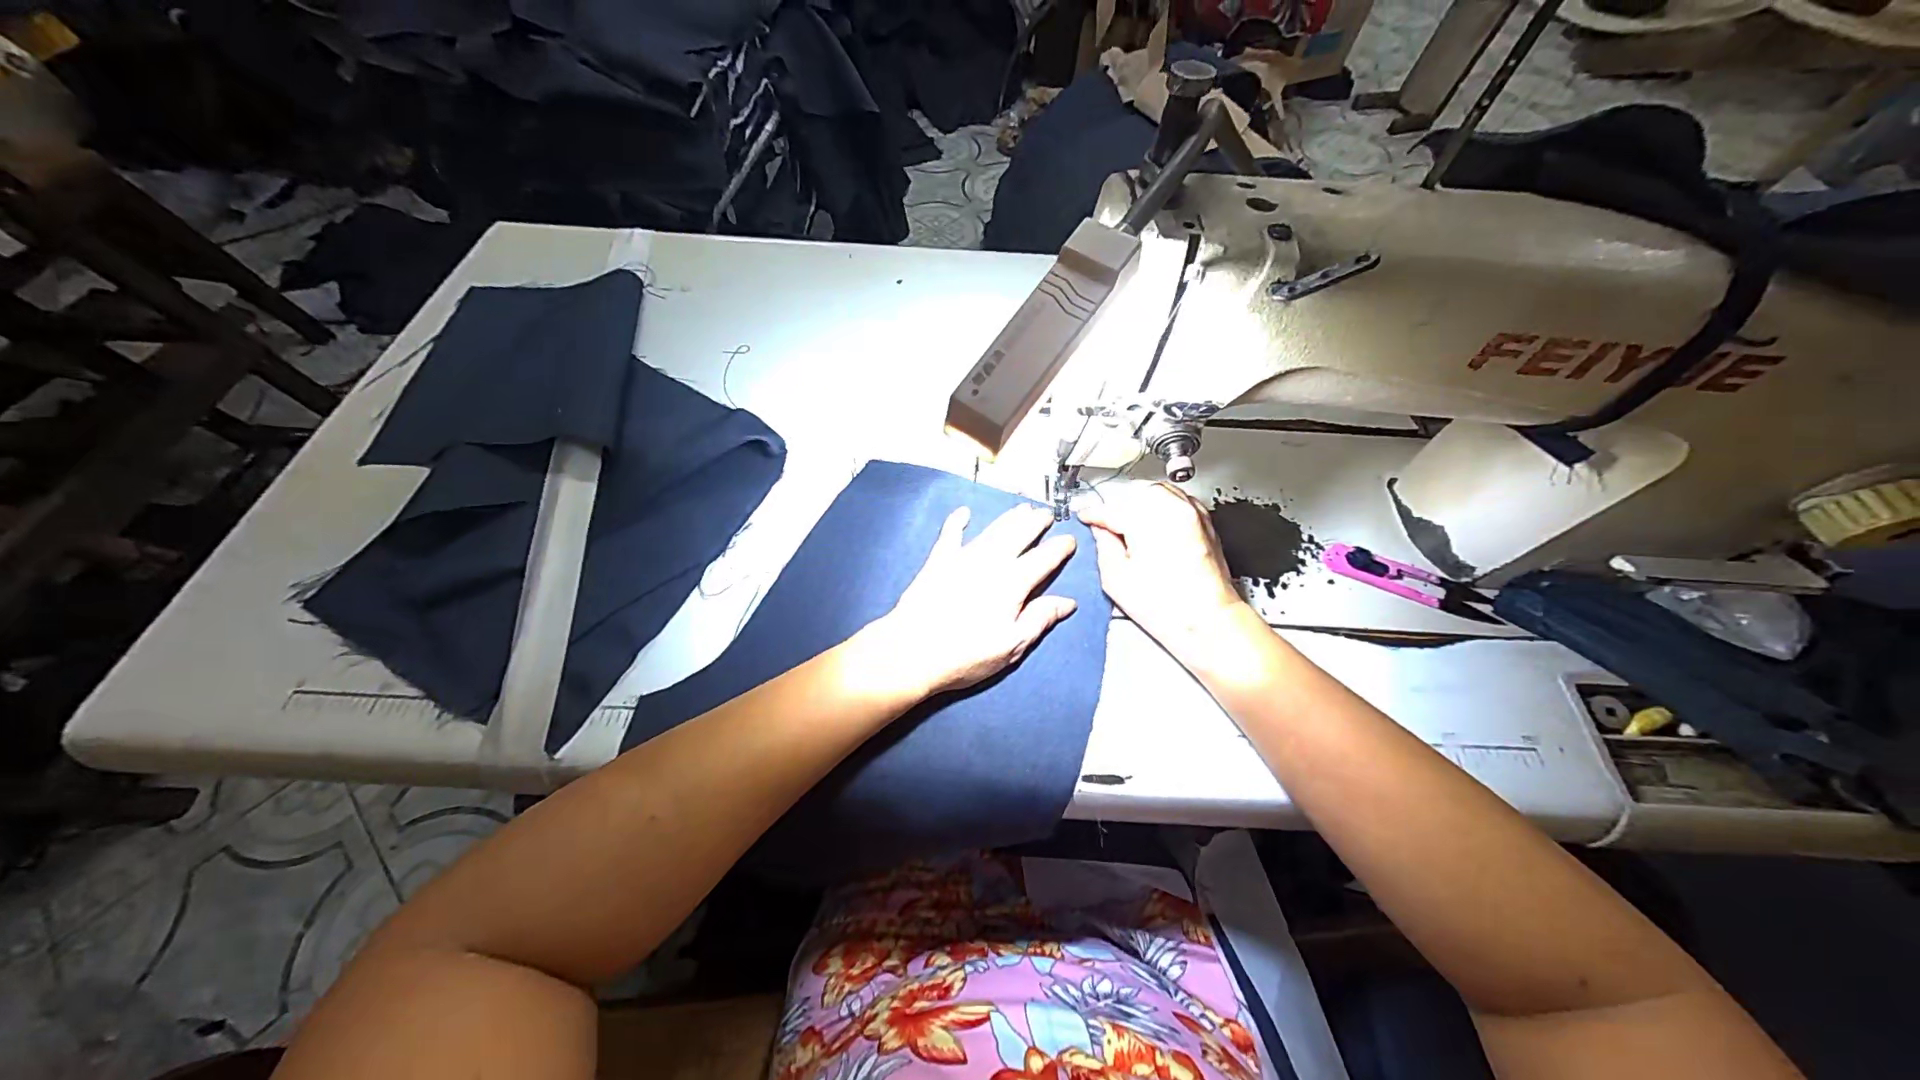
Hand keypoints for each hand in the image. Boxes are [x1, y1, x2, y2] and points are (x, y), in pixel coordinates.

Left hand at [862, 504, 1078, 697]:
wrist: (911, 651)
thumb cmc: (964, 655)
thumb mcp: (1011, 646)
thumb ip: (1039, 619)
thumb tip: (1066, 603)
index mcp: (1013, 584)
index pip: (1044, 558)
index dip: (1059, 547)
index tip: (1069, 540)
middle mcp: (990, 563)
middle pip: (1019, 534)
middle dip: (1036, 522)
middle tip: (1046, 515)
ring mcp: (962, 559)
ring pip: (992, 530)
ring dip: (1009, 518)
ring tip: (1022, 509)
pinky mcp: (938, 562)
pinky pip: (950, 535)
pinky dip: (957, 522)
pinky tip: (963, 513)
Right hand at [1075, 482, 1249, 656]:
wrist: (1208, 619)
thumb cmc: (1168, 607)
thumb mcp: (1115, 577)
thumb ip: (1102, 545)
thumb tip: (1099, 529)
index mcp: (1147, 519)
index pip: (1110, 508)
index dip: (1092, 513)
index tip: (1084, 516)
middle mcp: (1172, 509)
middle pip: (1133, 493)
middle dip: (1118, 506)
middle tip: (1106, 524)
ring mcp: (1192, 512)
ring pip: (1156, 492)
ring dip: (1139, 503)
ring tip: (1129, 525)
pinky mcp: (1204, 521)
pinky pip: (1177, 501)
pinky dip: (1161, 507)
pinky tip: (1154, 526)